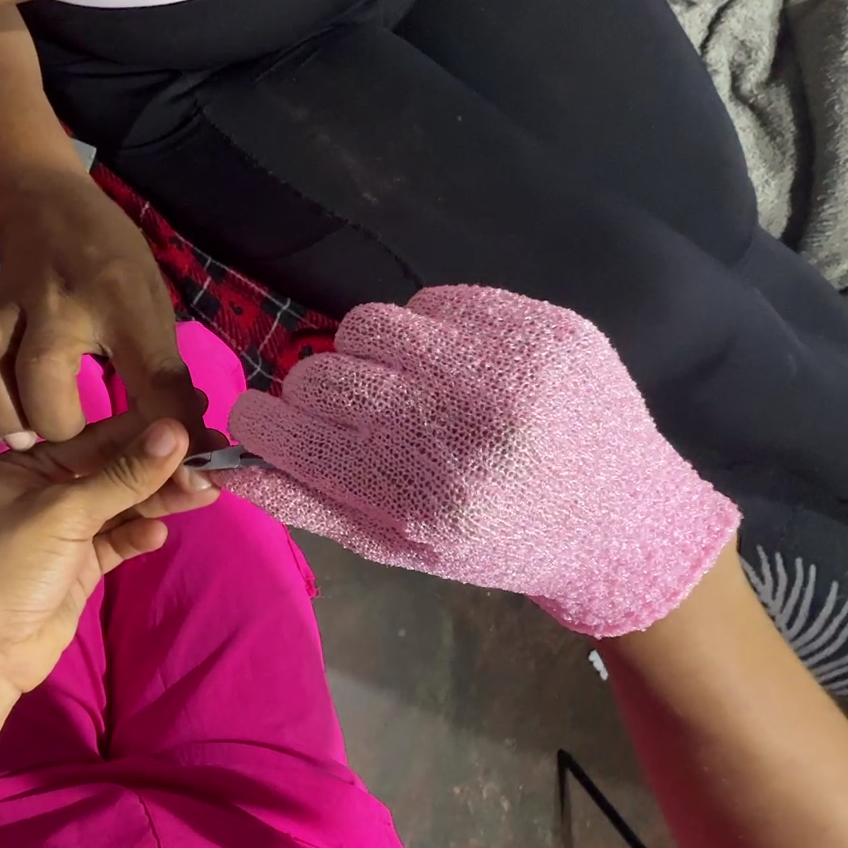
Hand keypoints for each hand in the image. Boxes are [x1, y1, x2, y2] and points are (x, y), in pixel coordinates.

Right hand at [0, 167, 207, 449]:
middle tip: (76, 439)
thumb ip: (168, 378)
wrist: (52, 200)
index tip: (188, 469)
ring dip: (1, 408)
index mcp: (120, 304)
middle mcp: (59, 305)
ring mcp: (9, 304)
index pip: (150, 375)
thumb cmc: (113, 261)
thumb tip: (197, 445)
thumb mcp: (152, 308)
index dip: (171, 428)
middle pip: (43, 372)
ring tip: (22, 439)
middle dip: (61, 423)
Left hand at [0, 415, 218, 695]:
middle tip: (216, 462)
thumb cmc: (10, 567)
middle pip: (116, 469)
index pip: (99, 436)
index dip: (149, 432)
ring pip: (122, 505)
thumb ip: (123, 476)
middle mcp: (47, 489)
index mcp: (29, 463)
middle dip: (163, 467)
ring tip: (206, 493)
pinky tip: (158, 533)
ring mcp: (65, 530)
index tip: (200, 426)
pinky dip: (138, 534)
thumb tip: (177, 431)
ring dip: (160, 500)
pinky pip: (117, 540)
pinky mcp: (80, 565)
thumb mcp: (64, 513)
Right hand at [226, 285, 739, 637]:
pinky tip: (452, 368)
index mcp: (412, 493)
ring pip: (366, 324)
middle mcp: (456, 425)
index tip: (264, 422)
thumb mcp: (391, 547)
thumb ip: (304, 504)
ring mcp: (505, 366)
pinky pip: (432, 301)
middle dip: (313, 393)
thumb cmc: (491, 542)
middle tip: (346, 415)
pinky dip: (424, 333)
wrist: (621, 522)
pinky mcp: (542, 325)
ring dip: (363, 355)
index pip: (281, 430)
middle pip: (317, 373)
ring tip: (398, 385)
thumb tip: (226, 468)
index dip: (255, 420)